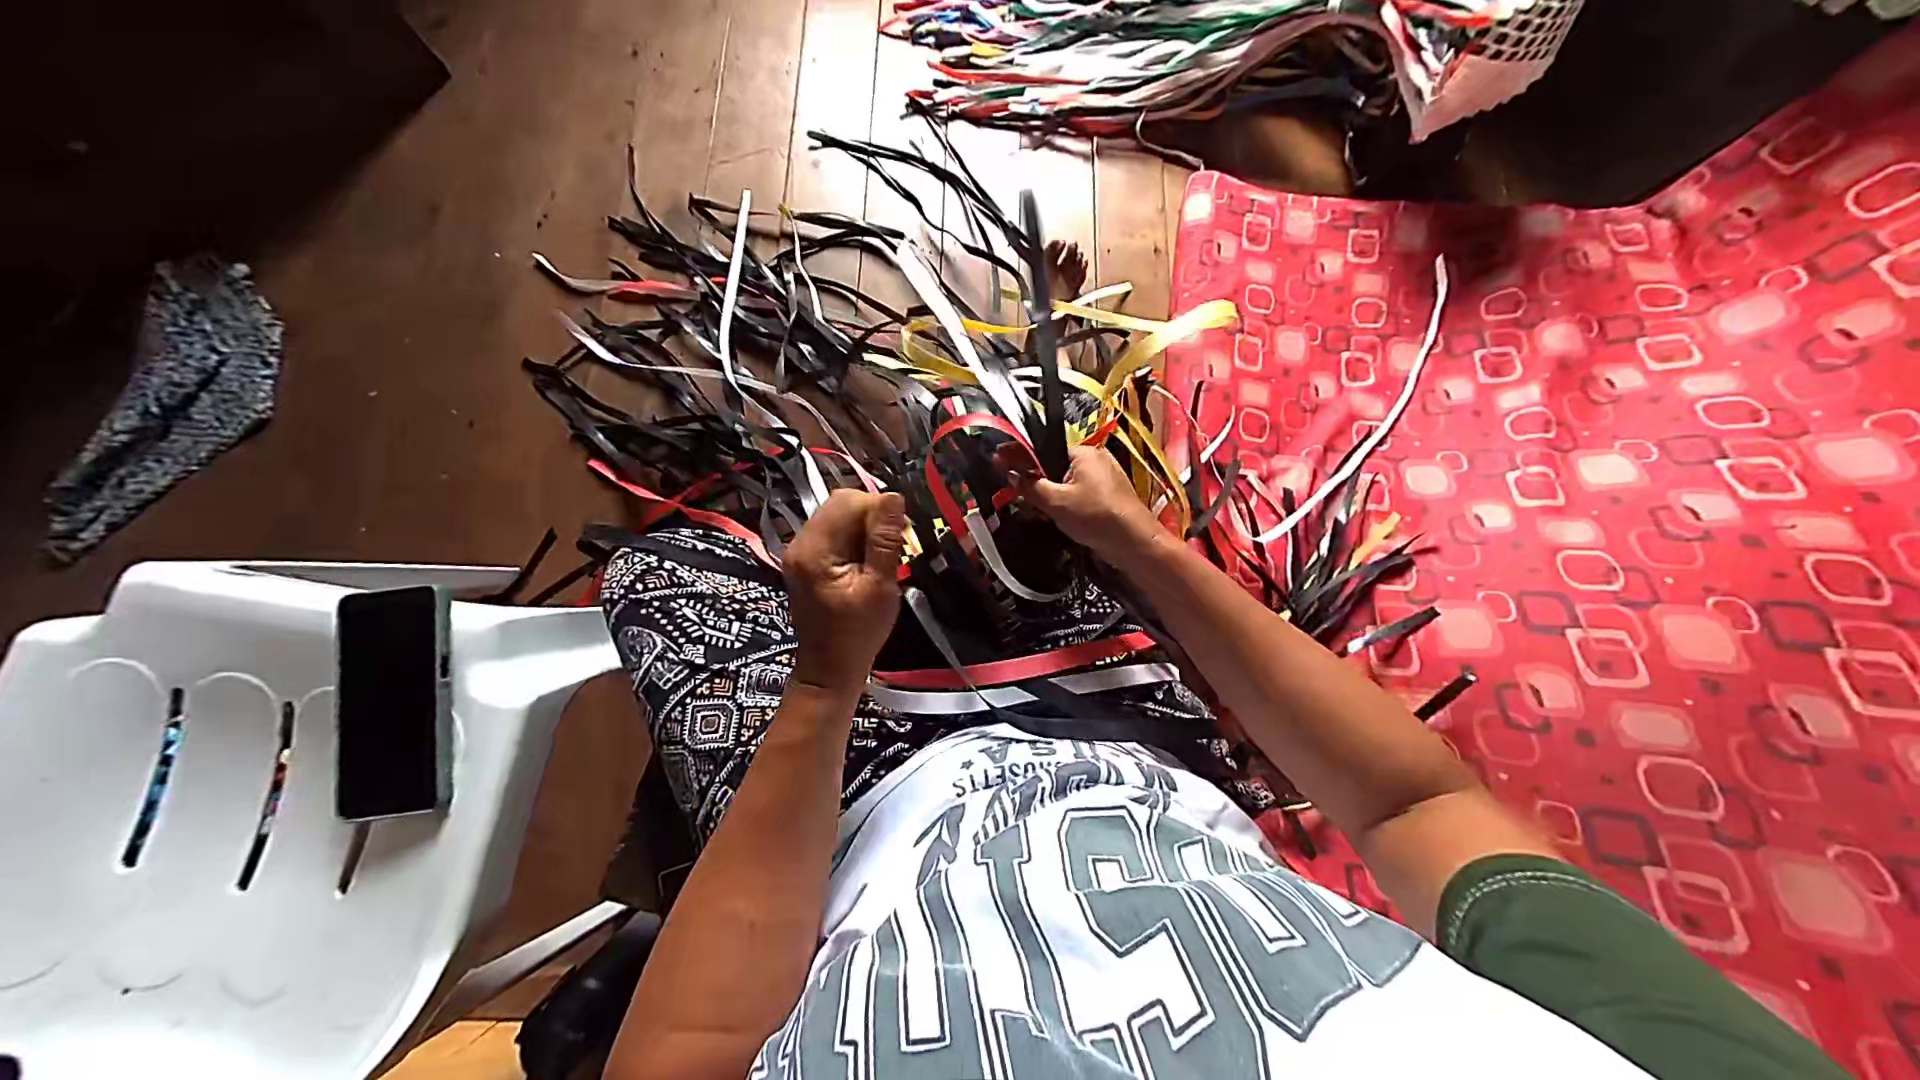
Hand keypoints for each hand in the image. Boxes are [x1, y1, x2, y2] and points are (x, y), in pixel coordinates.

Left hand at [784, 490, 907, 691]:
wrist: (829, 669)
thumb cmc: (858, 634)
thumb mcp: (880, 588)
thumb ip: (885, 541)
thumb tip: (894, 496)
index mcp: (814, 550)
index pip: (850, 502)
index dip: (880, 511)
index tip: (901, 536)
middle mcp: (800, 543)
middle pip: (841, 503)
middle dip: (873, 516)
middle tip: (894, 546)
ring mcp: (800, 549)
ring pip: (838, 514)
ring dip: (865, 526)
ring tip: (880, 556)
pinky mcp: (806, 558)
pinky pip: (834, 530)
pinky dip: (854, 537)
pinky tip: (866, 561)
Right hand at [1008, 443, 1164, 566]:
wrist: (1134, 544)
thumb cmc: (1096, 517)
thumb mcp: (1055, 502)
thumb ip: (1030, 487)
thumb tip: (1010, 475)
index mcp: (1083, 452)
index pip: (1045, 449)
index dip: (1021, 458)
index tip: (999, 461)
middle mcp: (1095, 460)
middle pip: (1054, 466)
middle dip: (1035, 481)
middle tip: (1016, 495)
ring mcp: (1103, 479)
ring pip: (1065, 483)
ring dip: (1049, 496)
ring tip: (1037, 511)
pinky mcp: (1107, 498)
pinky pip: (1077, 495)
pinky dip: (1064, 505)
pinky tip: (1057, 519)